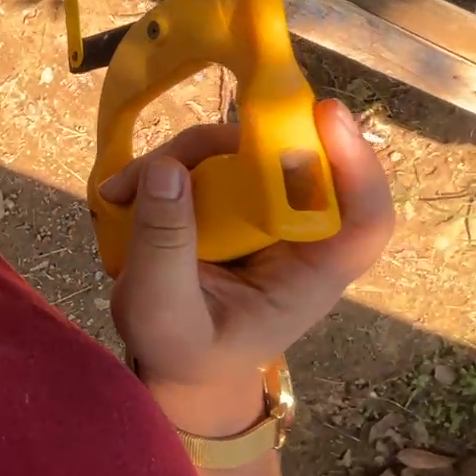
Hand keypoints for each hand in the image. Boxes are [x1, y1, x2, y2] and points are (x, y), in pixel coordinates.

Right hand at [100, 100, 394, 434]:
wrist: (174, 360)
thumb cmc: (180, 349)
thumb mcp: (162, 308)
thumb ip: (163, 244)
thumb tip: (167, 169)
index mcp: (305, 278)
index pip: (358, 220)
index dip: (353, 166)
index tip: (324, 114)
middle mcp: (291, 238)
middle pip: (275, 164)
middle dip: (210, 152)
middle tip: (146, 170)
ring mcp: (256, 217)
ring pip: (231, 154)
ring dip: (170, 160)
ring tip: (117, 193)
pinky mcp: (223, 205)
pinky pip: (200, 163)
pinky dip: (157, 168)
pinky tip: (121, 193)